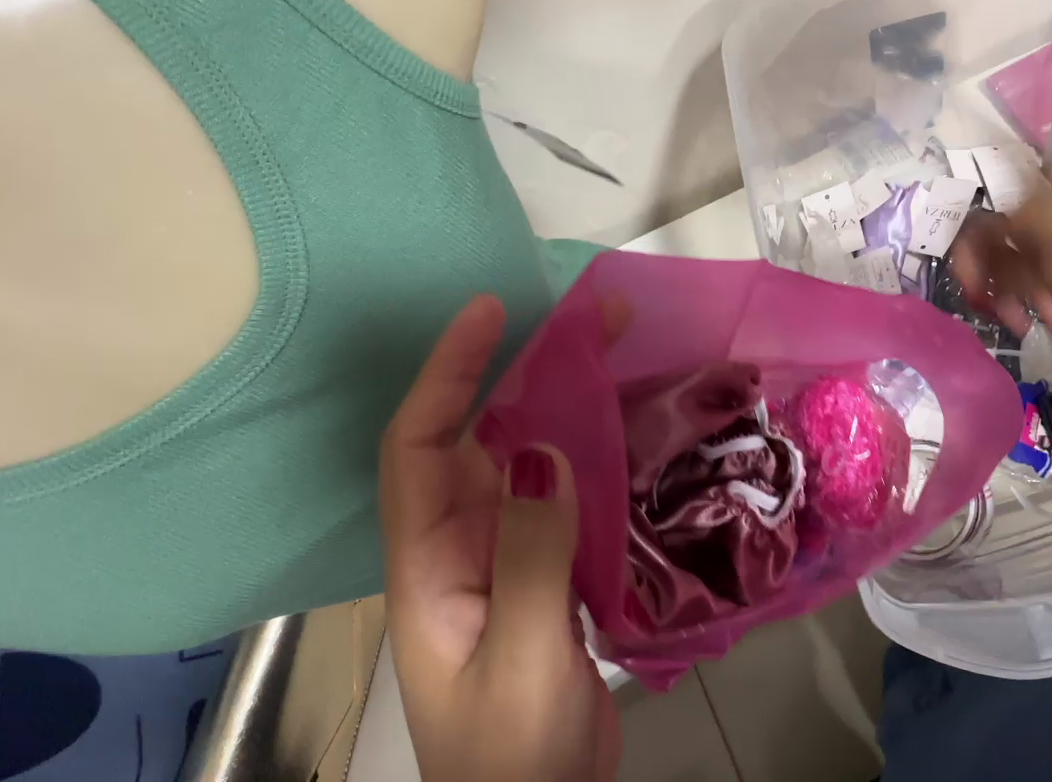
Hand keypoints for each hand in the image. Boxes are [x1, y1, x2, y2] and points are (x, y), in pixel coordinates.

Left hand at [379, 296, 620, 781]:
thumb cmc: (512, 753)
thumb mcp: (521, 656)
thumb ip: (529, 554)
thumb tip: (541, 447)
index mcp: (429, 565)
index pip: (420, 449)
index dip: (448, 375)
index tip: (490, 313)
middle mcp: (462, 546)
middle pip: (479, 438)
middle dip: (522, 369)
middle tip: (592, 318)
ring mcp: (510, 556)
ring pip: (528, 458)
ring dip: (564, 401)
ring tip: (617, 352)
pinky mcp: (552, 570)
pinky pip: (567, 492)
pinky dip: (593, 448)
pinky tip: (631, 425)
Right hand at [951, 172, 1051, 333]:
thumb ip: (1019, 281)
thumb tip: (991, 287)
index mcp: (1021, 215)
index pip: (974, 241)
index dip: (969, 272)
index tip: (982, 305)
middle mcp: (1034, 207)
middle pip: (1005, 252)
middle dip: (1010, 291)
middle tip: (1024, 325)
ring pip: (1033, 253)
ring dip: (1037, 289)